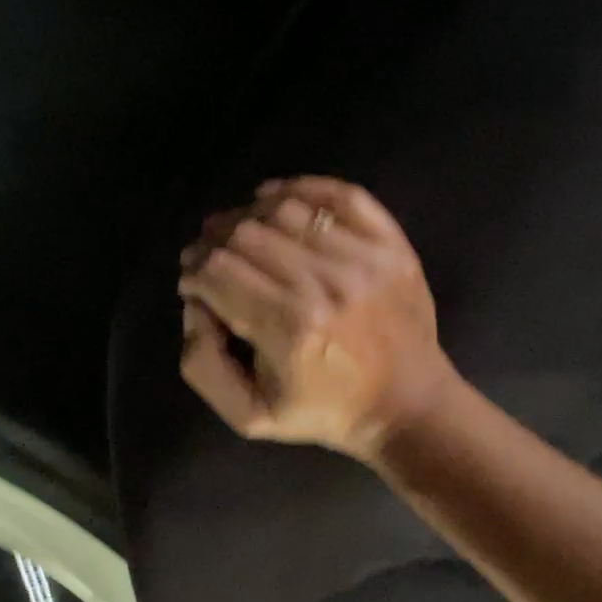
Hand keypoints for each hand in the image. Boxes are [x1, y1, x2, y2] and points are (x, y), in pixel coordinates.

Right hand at [176, 176, 459, 464]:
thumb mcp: (248, 414)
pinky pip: (339, 194)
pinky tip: (273, 200)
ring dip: (247, 216)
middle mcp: (325, 284)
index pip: (216, 269)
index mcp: (288, 328)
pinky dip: (299, 187)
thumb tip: (195, 304)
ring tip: (238, 235)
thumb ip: (202, 364)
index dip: (192, 271)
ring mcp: (364, 259)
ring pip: (282, 209)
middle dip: (211, 242)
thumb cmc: (321, 410)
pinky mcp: (390, 245)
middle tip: (207, 259)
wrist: (409, 407)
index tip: (192, 285)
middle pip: (243, 233)